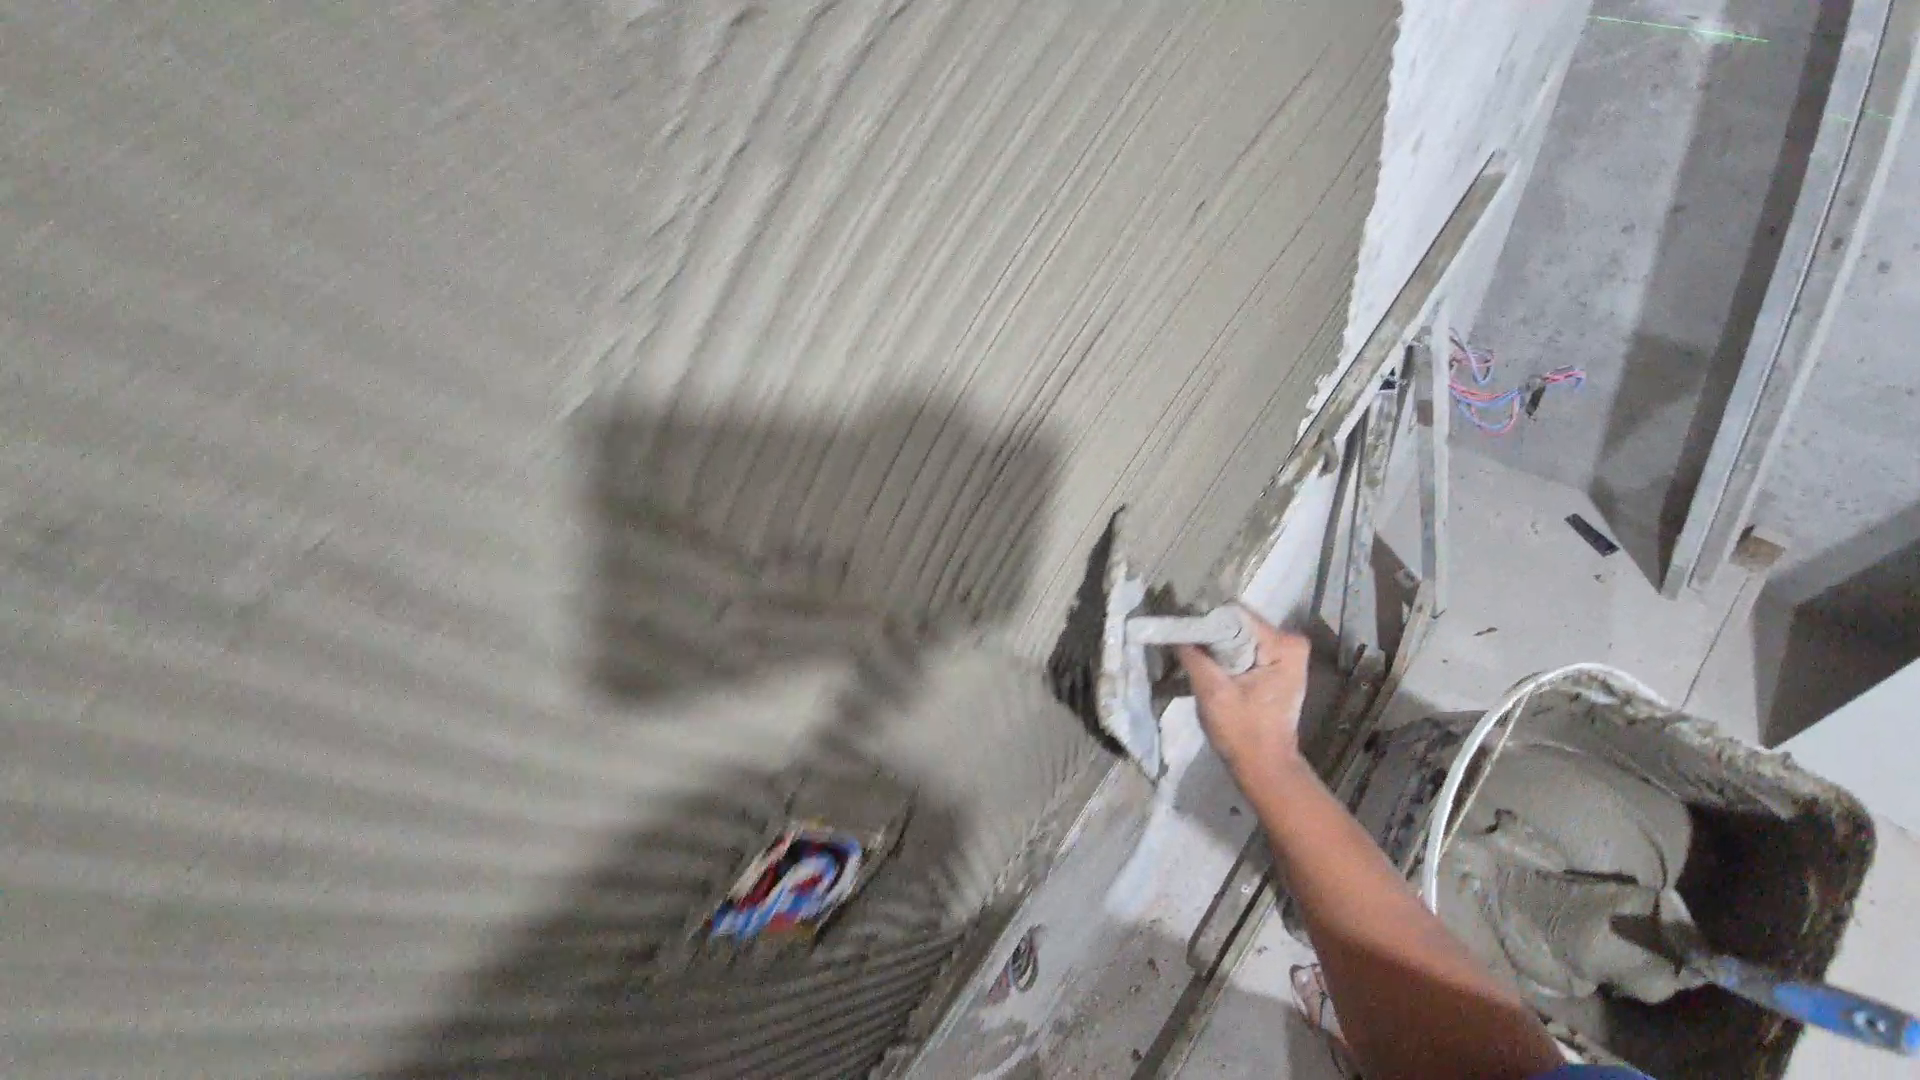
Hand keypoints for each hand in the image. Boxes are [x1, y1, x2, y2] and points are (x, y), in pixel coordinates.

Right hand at [1175, 608, 1311, 786]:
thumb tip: (1173, 627)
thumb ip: (1193, 656)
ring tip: (1187, 649)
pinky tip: (1205, 662)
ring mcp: (1285, 654)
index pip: (1236, 615)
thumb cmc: (1242, 732)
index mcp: (1284, 645)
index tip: (1178, 626)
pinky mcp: (1276, 664)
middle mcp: (1290, 642)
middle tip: (1179, 639)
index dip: (1205, 619)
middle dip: (1209, 631)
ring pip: (1239, 635)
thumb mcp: (1212, 692)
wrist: (1264, 766)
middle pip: (1238, 623)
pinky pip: (1243, 647)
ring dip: (1214, 643)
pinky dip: (1223, 654)